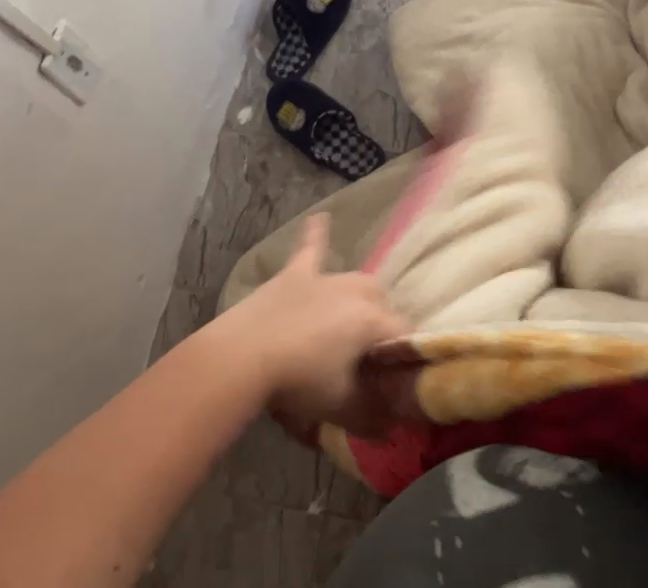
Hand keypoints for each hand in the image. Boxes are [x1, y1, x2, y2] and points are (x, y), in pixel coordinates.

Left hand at [217, 215, 409, 419]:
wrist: (242, 358)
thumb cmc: (298, 382)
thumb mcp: (341, 408)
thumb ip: (372, 418)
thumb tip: (393, 430)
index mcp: (375, 320)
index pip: (405, 336)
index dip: (402, 359)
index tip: (395, 379)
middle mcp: (358, 291)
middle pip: (383, 307)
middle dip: (380, 330)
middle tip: (364, 360)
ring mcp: (325, 279)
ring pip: (356, 284)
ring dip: (358, 301)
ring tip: (349, 324)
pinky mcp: (296, 275)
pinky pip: (310, 248)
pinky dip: (315, 235)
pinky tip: (320, 217)